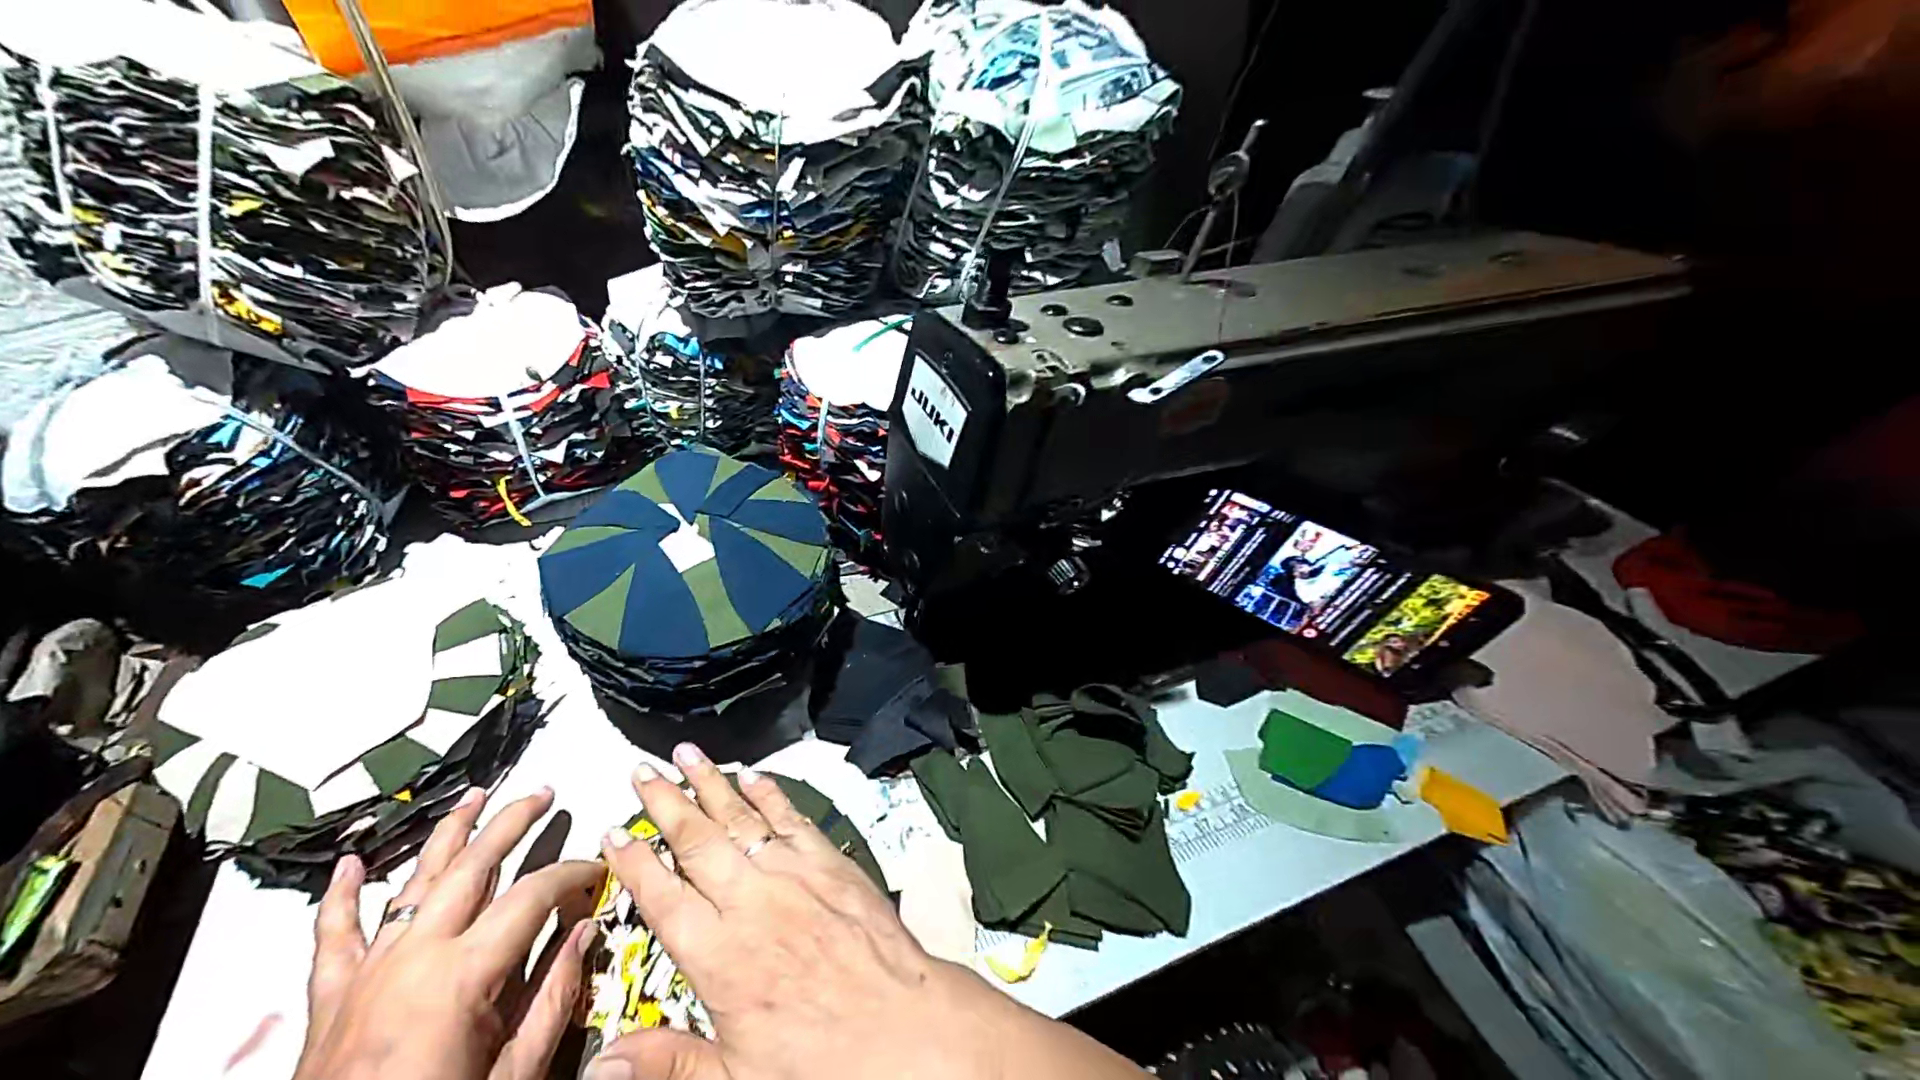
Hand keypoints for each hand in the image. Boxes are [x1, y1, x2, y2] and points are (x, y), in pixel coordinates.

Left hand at [296, 787, 605, 1079]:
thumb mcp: (516, 1073)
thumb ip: (555, 995)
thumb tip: (586, 931)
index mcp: (463, 975)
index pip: (532, 896)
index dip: (571, 874)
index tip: (596, 869)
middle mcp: (414, 958)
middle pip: (472, 867)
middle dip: (513, 823)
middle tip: (543, 794)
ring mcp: (368, 973)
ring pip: (412, 883)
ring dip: (448, 834)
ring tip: (474, 796)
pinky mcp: (330, 999)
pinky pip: (333, 938)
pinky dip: (341, 898)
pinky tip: (349, 863)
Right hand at [589, 743, 1147, 1079]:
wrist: (900, 1024)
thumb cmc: (818, 1058)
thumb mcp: (736, 1075)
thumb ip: (668, 1061)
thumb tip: (601, 1064)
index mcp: (716, 953)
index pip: (660, 896)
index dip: (633, 863)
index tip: (614, 832)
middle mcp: (748, 900)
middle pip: (696, 840)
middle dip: (665, 802)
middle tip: (643, 771)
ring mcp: (791, 873)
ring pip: (741, 817)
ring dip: (713, 783)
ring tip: (689, 754)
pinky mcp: (829, 860)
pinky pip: (793, 818)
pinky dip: (772, 794)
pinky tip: (756, 776)